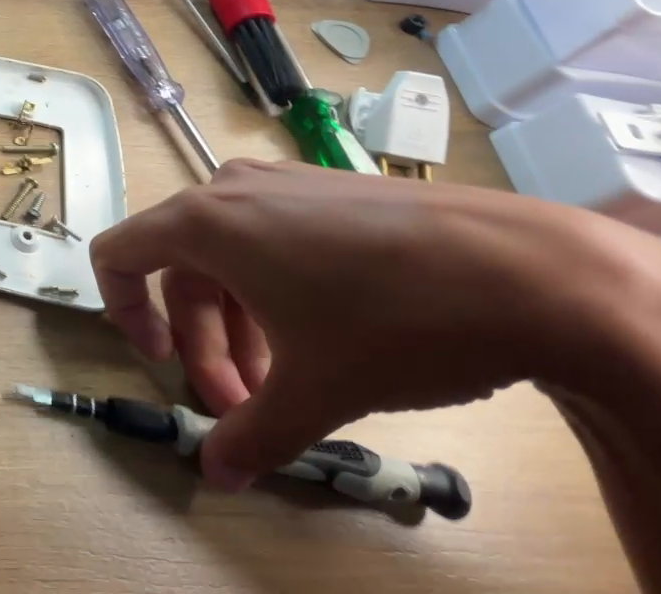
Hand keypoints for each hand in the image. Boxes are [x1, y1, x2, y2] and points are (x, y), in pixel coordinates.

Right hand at [90, 159, 660, 490]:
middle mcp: (232, 192)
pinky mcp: (334, 189)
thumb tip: (217, 476)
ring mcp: (287, 184)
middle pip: (184, 271)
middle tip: (242, 404)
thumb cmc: (395, 322)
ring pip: (233, 258)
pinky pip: (277, 239)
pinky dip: (281, 292)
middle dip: (206, 344)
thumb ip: (253, 434)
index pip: (118, 254)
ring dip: (246, 325)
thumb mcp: (315, 389)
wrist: (541, 272)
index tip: (159, 360)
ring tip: (292, 383)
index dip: (122, 312)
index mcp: (202, 223)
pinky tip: (332, 336)